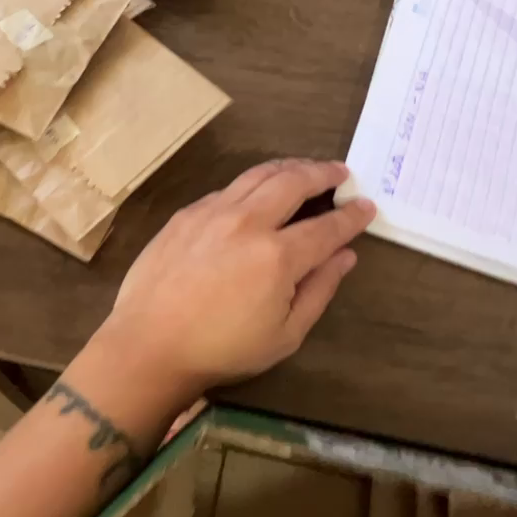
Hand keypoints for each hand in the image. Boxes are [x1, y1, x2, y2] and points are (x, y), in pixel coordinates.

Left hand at [94, 159, 374, 399]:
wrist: (150, 343)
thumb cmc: (222, 349)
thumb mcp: (285, 334)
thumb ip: (319, 289)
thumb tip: (345, 256)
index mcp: (278, 256)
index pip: (327, 227)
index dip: (351, 216)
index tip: (366, 205)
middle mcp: (248, 222)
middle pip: (293, 181)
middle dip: (322, 173)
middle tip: (339, 172)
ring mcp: (214, 211)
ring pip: (259, 174)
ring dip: (288, 167)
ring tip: (304, 169)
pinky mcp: (188, 212)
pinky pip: (229, 188)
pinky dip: (252, 183)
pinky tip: (257, 191)